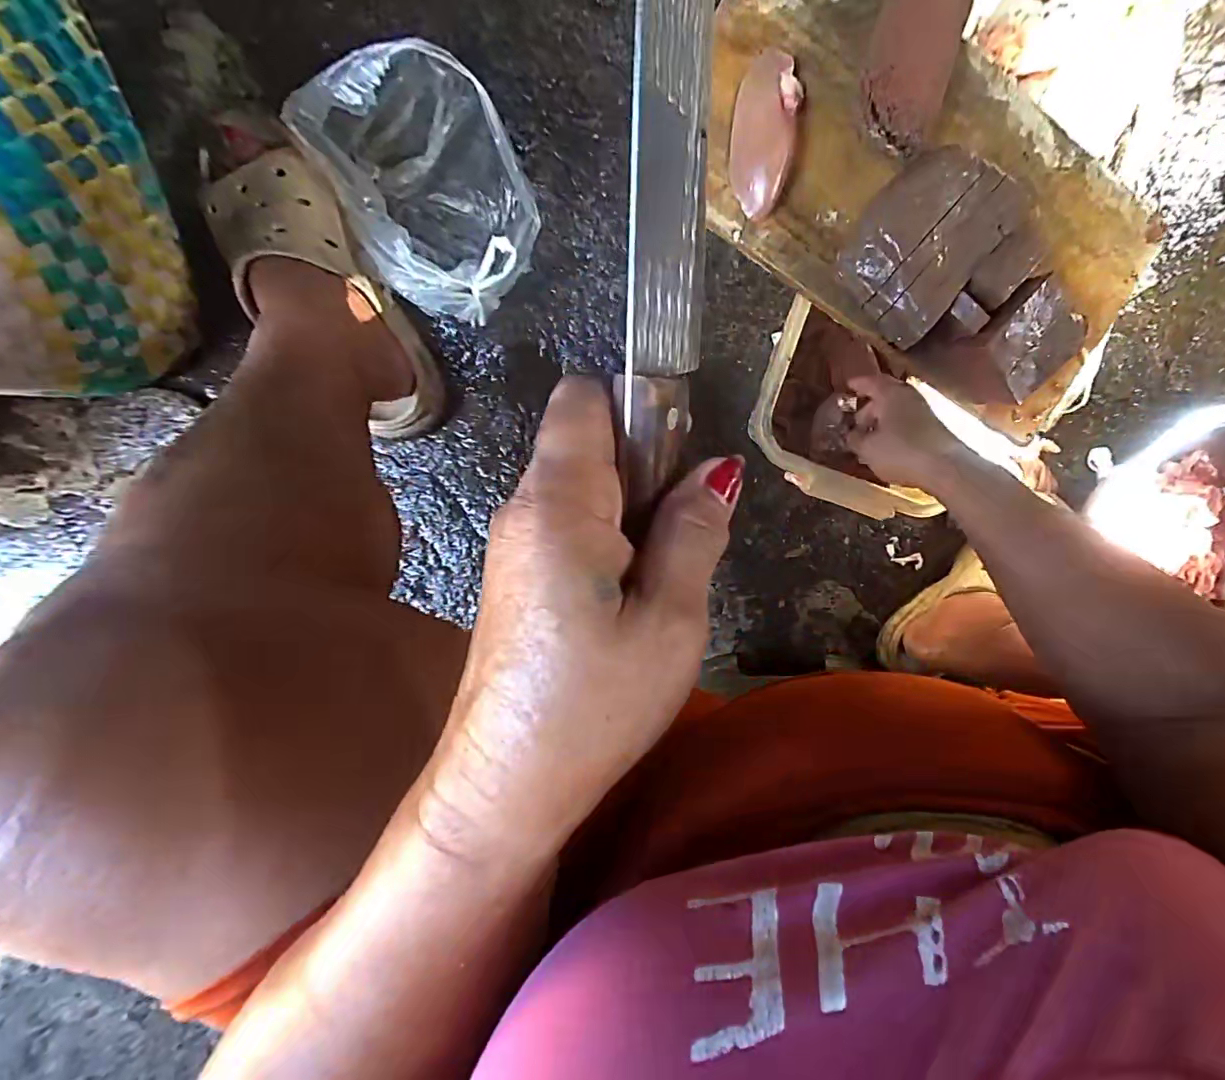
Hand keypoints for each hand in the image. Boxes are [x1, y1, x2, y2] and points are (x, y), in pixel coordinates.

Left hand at [419, 376, 740, 860]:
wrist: (508, 785)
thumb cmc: (596, 705)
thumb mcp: (670, 621)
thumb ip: (692, 533)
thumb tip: (715, 470)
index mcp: (556, 504)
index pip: (582, 399)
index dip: (637, 406)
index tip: (681, 455)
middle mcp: (521, 509)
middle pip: (585, 443)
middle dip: (644, 467)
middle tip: (687, 531)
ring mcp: (511, 545)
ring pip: (580, 489)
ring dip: (631, 511)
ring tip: (663, 575)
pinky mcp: (514, 578)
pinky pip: (566, 528)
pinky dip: (606, 540)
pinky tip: (630, 597)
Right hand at [842, 373, 972, 490]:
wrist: (946, 467)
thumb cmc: (900, 452)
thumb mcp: (867, 448)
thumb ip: (854, 439)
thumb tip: (851, 435)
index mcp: (889, 394)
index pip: (869, 381)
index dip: (856, 384)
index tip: (846, 386)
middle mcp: (908, 396)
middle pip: (883, 395)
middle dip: (867, 408)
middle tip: (854, 423)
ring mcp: (923, 410)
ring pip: (895, 409)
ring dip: (880, 420)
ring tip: (868, 439)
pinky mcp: (932, 426)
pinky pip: (906, 421)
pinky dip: (893, 428)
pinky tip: (886, 446)